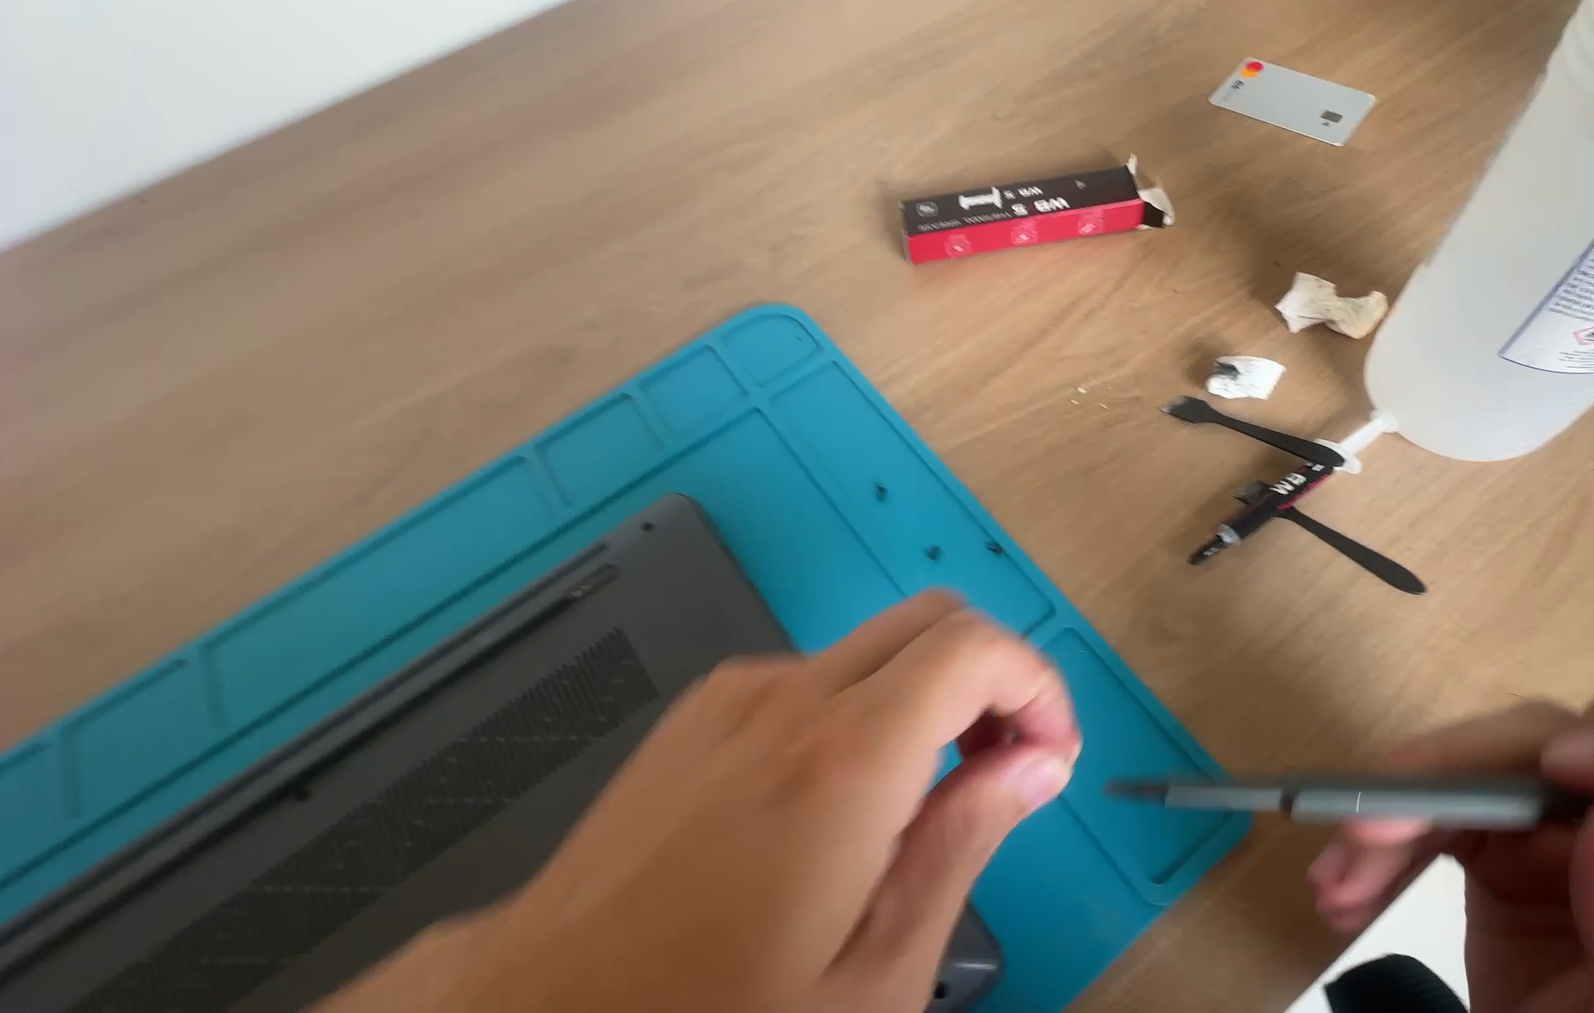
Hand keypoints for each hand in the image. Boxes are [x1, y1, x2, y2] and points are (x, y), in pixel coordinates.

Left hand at [322, 590, 1079, 1012]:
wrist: (543, 1009)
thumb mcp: (876, 973)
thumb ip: (965, 841)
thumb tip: (1033, 764)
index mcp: (847, 755)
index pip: (977, 649)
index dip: (1038, 686)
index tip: (1051, 755)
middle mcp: (793, 694)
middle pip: (934, 620)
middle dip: (994, 675)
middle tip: (1009, 762)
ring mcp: (739, 691)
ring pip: (878, 643)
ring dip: (932, 689)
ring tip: (936, 788)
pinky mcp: (705, 707)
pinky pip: (818, 673)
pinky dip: (869, 702)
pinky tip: (853, 790)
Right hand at [1307, 689, 1593, 1011]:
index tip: (1570, 761)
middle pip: (1572, 753)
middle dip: (1461, 775)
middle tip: (1374, 821)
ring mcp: (1580, 858)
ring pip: (1485, 777)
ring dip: (1394, 813)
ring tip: (1337, 879)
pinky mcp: (1507, 869)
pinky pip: (1436, 822)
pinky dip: (1379, 848)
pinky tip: (1342, 888)